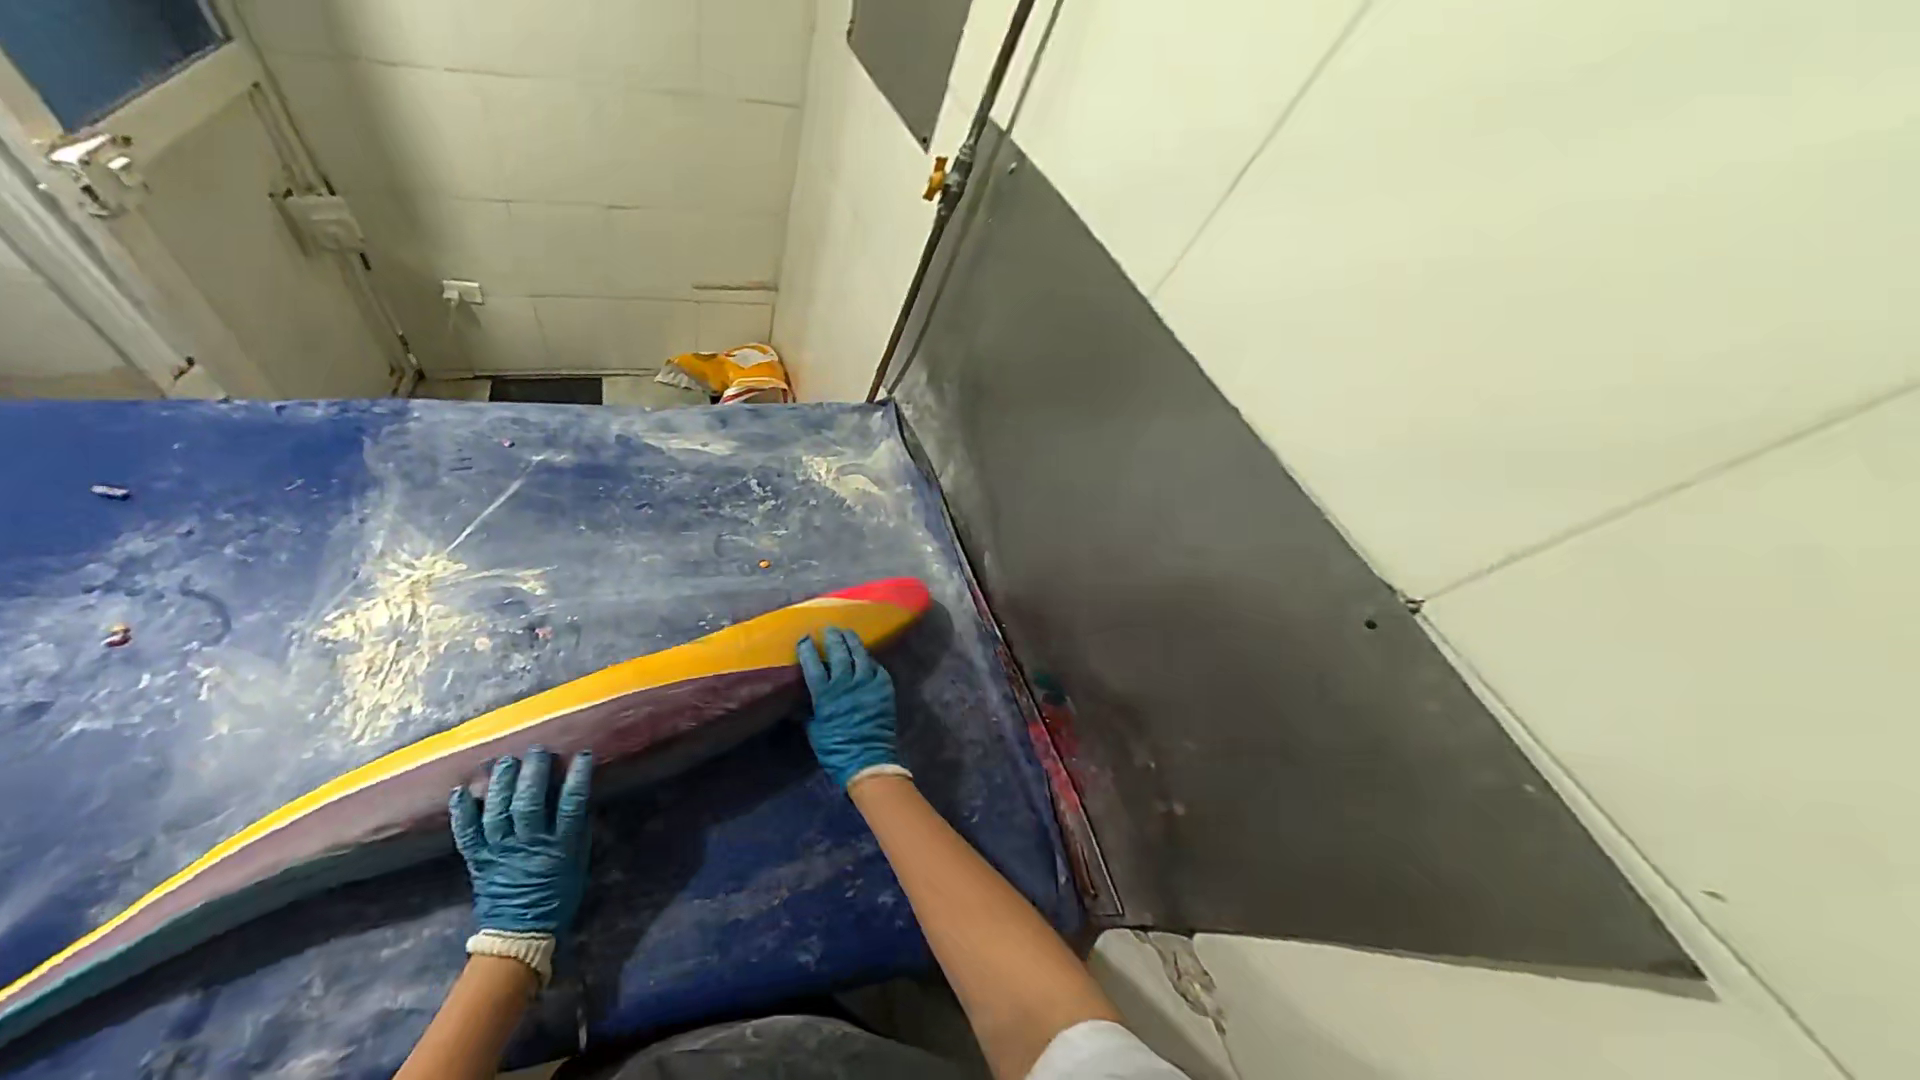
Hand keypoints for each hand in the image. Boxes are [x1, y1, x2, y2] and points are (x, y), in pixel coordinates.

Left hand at [449, 749, 591, 936]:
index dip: (577, 777)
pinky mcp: (477, 859)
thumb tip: (581, 797)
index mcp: (561, 846)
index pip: (571, 804)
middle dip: (533, 774)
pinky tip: (462, 790)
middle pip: (530, 803)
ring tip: (505, 761)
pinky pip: (466, 833)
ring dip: (501, 784)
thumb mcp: (580, 860)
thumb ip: (579, 829)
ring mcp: (500, 851)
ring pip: (498, 812)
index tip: (583, 755)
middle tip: (537, 751)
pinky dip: (462, 811)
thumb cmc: (560, 892)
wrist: (520, 932)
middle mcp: (529, 845)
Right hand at [797, 626, 902, 787]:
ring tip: (847, 633)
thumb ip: (807, 712)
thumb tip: (796, 703)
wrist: (867, 759)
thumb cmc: (835, 749)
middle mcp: (846, 683)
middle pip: (838, 652)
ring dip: (852, 641)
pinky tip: (865, 656)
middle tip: (829, 629)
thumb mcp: (814, 730)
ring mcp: (867, 683)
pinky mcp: (884, 687)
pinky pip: (876, 667)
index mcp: (825, 694)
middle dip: (832, 637)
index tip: (805, 638)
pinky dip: (869, 659)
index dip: (808, 649)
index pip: (813, 664)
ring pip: (859, 654)